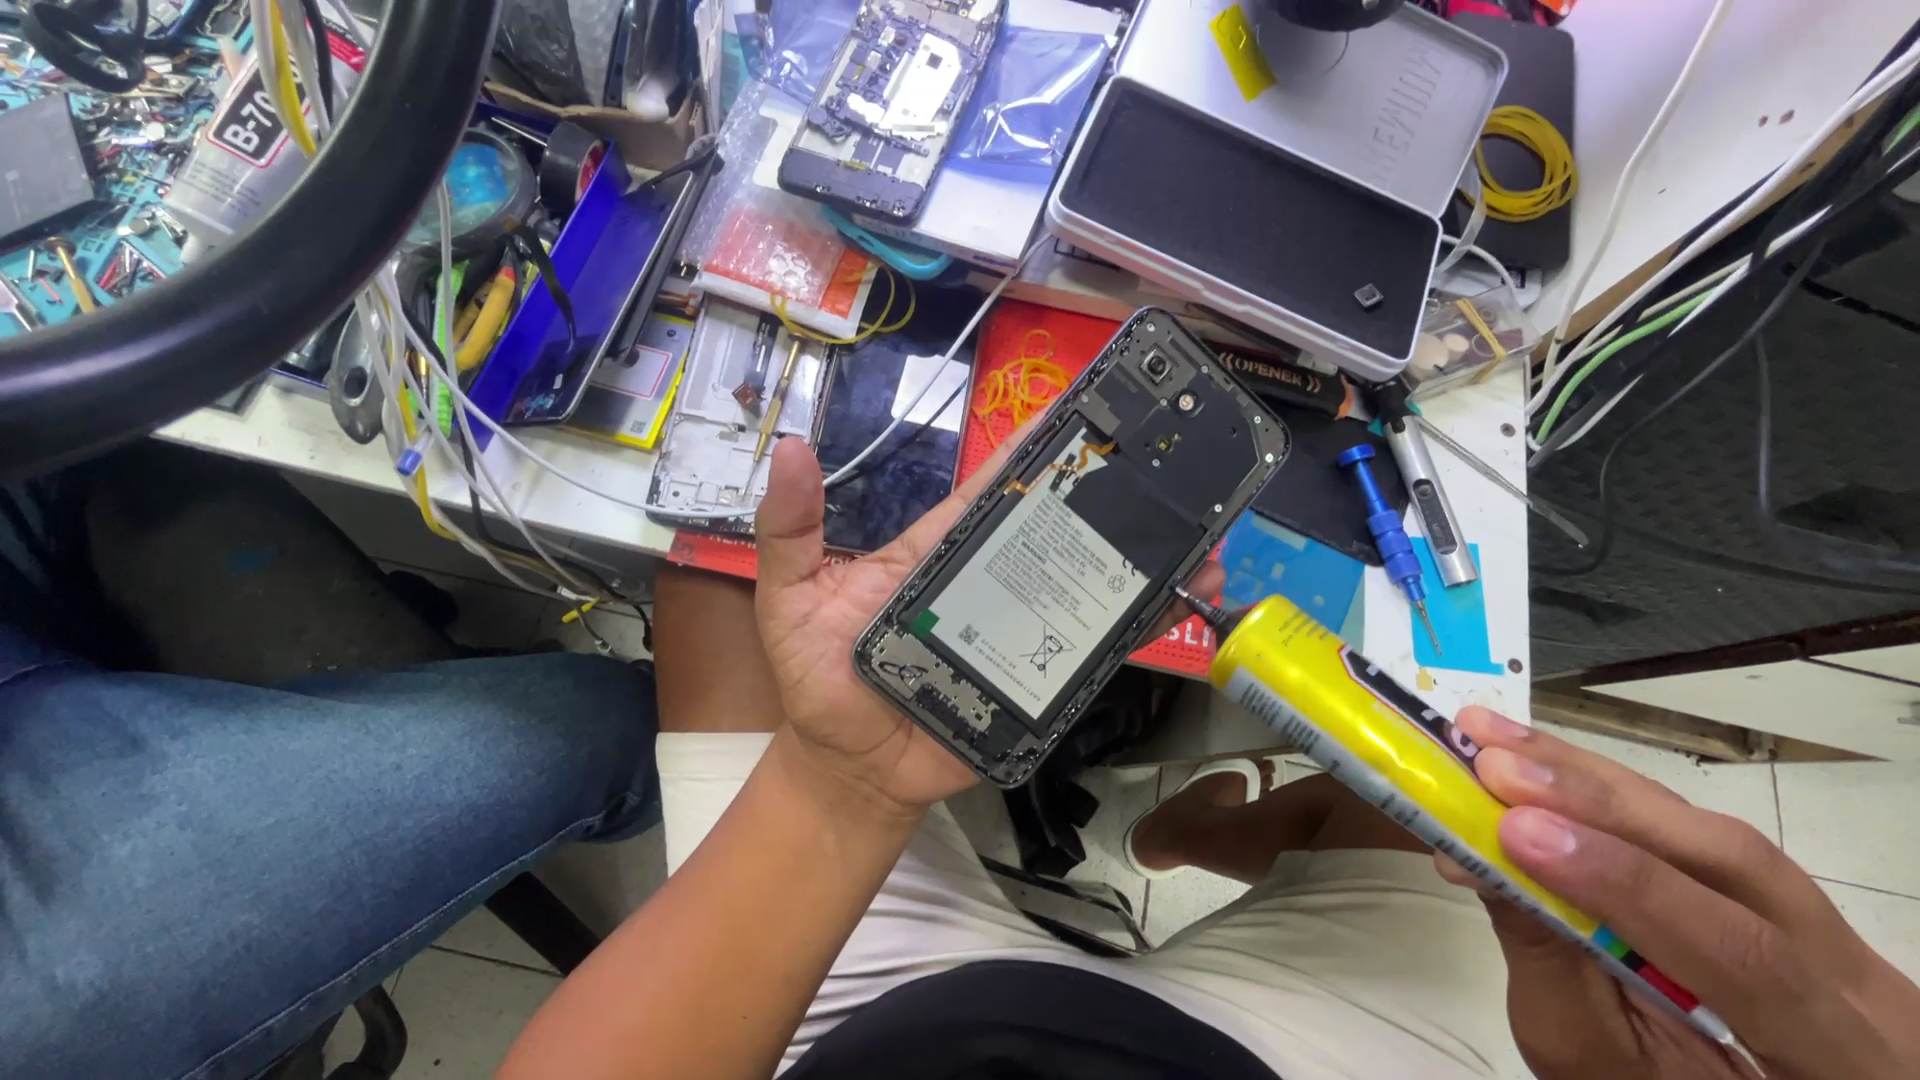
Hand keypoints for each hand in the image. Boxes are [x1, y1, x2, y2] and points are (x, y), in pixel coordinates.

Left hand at [753, 435, 1223, 817]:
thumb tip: (791, 448)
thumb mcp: (791, 598)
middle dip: (1109, 493)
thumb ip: (792, 530)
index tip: (1084, 405)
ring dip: (1139, 557)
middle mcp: (984, 580)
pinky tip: (1178, 601)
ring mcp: (1015, 628)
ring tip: (1199, 535)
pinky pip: (1088, 646)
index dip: (1034, 445)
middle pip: (1054, 527)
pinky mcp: (1033, 676)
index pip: (991, 486)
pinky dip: (1135, 623)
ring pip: (1084, 581)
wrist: (851, 767)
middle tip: (1168, 464)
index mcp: (934, 550)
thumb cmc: (819, 679)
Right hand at [1436, 707, 1919, 1079]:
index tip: (1516, 832)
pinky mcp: (1766, 890)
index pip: (1746, 956)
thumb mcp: (1588, 1055)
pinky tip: (1532, 757)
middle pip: (1732, 861)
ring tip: (1487, 736)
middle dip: (1598, 804)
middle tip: (1493, 765)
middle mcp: (1860, 980)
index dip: (1628, 885)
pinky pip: (1682, 823)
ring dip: (1581, 776)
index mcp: (1846, 1060)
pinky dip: (1595, 786)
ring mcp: (1822, 926)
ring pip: (1701, 825)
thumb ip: (1549, 963)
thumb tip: (1480, 856)